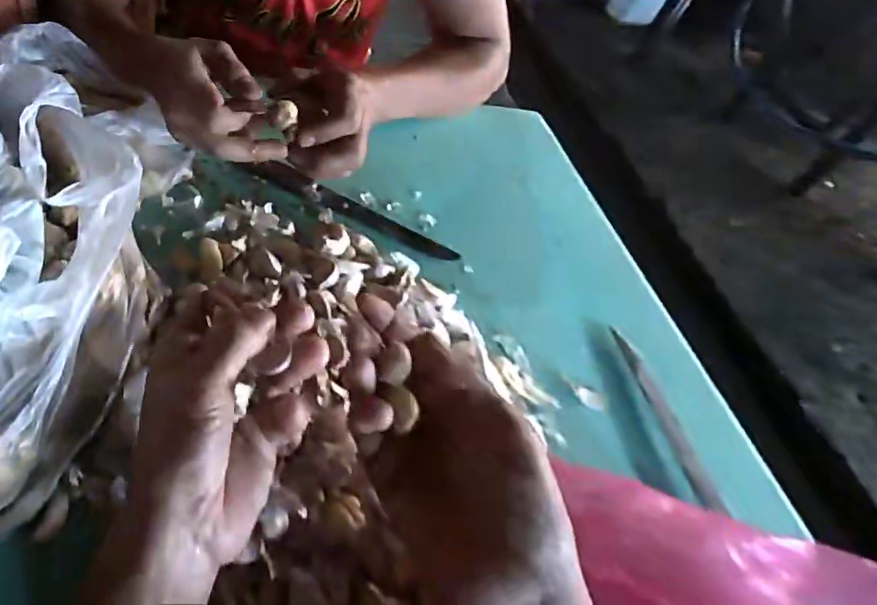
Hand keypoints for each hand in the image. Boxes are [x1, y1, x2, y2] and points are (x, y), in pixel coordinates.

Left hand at [89, 289, 329, 602]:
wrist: (188, 525)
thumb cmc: (182, 441)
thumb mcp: (201, 383)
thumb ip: (235, 341)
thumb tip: (265, 308)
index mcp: (185, 353)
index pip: (211, 310)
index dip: (236, 301)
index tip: (265, 295)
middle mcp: (213, 372)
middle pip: (251, 337)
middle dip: (277, 326)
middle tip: (306, 314)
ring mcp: (241, 403)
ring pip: (274, 369)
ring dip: (295, 359)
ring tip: (320, 349)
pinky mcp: (265, 435)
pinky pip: (285, 409)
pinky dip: (293, 406)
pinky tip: (296, 410)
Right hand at [137, 37, 286, 162]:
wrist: (144, 64)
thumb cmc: (180, 52)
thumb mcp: (212, 50)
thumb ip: (237, 72)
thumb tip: (258, 97)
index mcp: (197, 102)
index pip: (233, 119)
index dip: (252, 114)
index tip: (269, 108)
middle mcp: (189, 124)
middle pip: (226, 149)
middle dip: (256, 151)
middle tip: (283, 149)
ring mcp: (182, 134)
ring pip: (218, 152)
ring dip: (245, 151)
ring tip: (271, 148)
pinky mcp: (181, 137)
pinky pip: (210, 148)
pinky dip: (231, 146)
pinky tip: (248, 139)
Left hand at [282, 69, 375, 179]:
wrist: (360, 96)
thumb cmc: (330, 84)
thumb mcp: (312, 74)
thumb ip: (292, 82)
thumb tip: (272, 93)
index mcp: (353, 98)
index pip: (346, 120)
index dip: (324, 132)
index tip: (300, 139)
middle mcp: (363, 125)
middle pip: (351, 155)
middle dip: (318, 161)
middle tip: (290, 154)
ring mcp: (363, 144)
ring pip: (345, 168)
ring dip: (315, 168)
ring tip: (293, 156)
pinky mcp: (356, 158)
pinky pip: (339, 172)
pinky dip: (318, 170)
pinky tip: (301, 160)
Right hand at [352, 298, 589, 604]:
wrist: (512, 587)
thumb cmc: (519, 496)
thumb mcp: (501, 425)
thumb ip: (456, 378)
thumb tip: (415, 334)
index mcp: (462, 394)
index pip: (420, 347)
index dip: (395, 322)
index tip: (366, 300)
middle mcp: (430, 412)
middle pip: (390, 365)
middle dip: (373, 345)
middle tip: (357, 336)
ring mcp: (404, 444)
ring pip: (371, 396)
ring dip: (363, 378)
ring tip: (363, 374)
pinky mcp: (383, 476)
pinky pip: (364, 437)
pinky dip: (361, 419)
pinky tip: (370, 418)